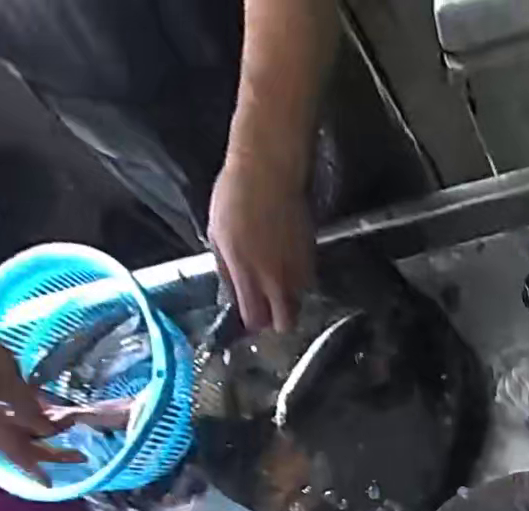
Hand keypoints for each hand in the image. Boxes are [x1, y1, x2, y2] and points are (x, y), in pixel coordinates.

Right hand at [0, 311, 83, 476]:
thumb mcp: (4, 372)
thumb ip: (26, 404)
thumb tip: (48, 430)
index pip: (10, 448)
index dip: (32, 465)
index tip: (50, 484)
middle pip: (11, 443)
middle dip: (46, 451)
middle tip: (78, 456)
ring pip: (6, 432)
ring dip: (36, 433)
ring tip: (66, 428)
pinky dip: (20, 422)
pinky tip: (42, 417)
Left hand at [208, 154, 312, 333]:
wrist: (269, 170)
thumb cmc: (235, 196)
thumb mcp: (217, 234)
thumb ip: (228, 271)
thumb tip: (235, 295)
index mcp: (247, 273)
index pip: (256, 320)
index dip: (253, 323)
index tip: (249, 315)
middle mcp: (276, 279)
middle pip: (286, 323)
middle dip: (276, 320)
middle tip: (267, 306)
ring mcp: (297, 270)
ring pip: (297, 304)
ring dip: (287, 300)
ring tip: (276, 280)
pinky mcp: (311, 257)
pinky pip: (305, 283)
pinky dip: (296, 281)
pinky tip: (286, 262)